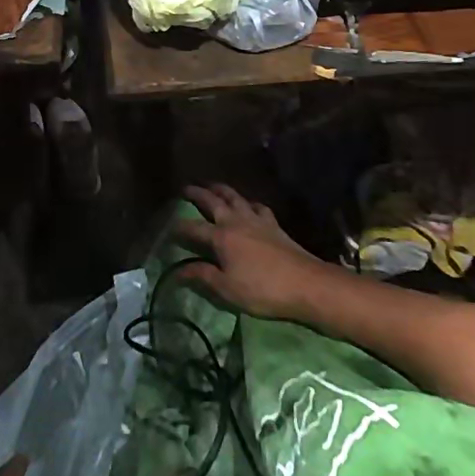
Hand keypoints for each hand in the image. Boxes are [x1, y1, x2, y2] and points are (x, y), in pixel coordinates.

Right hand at [175, 184, 328, 320]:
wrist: (307, 284)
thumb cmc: (263, 289)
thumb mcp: (228, 289)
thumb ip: (203, 276)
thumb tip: (178, 270)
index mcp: (221, 236)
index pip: (193, 228)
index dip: (178, 227)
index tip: (167, 226)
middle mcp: (235, 221)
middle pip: (212, 201)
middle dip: (197, 193)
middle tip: (186, 188)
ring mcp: (256, 220)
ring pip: (235, 197)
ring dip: (222, 190)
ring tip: (213, 185)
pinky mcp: (274, 224)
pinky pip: (258, 206)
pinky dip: (249, 203)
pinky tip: (249, 205)